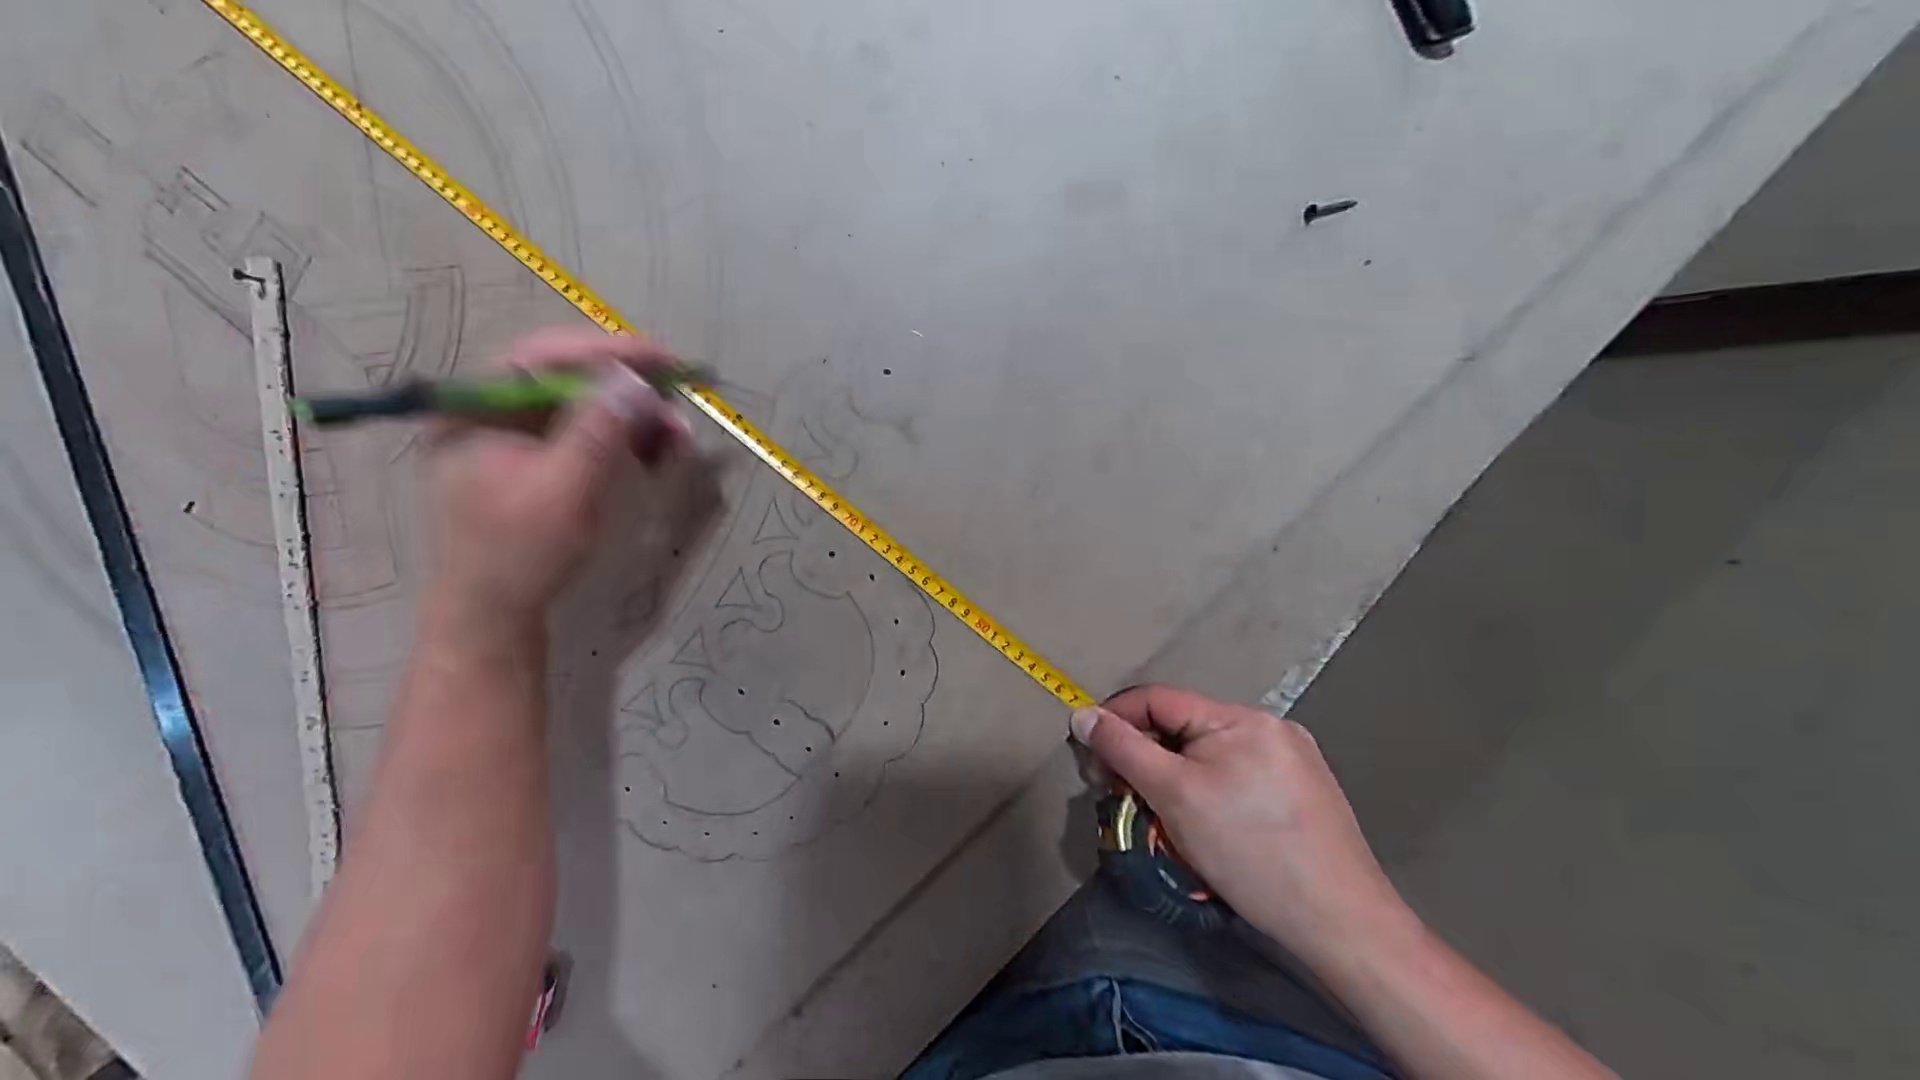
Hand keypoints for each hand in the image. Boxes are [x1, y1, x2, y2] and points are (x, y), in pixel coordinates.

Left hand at [426, 327, 689, 626]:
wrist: (495, 611)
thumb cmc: (520, 552)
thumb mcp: (565, 489)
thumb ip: (598, 430)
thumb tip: (635, 380)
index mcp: (477, 409)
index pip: (544, 356)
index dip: (607, 352)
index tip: (663, 358)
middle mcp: (492, 411)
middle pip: (567, 376)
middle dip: (628, 386)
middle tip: (677, 396)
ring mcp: (515, 436)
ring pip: (583, 404)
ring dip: (633, 414)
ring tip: (676, 433)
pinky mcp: (539, 459)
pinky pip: (586, 432)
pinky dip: (624, 438)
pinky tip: (654, 451)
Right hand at [1072, 685, 1414, 960]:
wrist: (1342, 924)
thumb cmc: (1249, 852)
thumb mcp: (1173, 795)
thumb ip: (1123, 749)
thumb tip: (1082, 715)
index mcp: (1239, 717)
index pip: (1157, 699)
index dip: (1116, 719)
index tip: (1090, 757)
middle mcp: (1269, 726)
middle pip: (1183, 728)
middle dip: (1145, 756)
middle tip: (1122, 793)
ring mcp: (1292, 759)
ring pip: (1208, 754)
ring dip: (1173, 776)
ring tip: (1162, 815)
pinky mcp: (1303, 792)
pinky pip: (1237, 776)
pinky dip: (1207, 791)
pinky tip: (1205, 826)